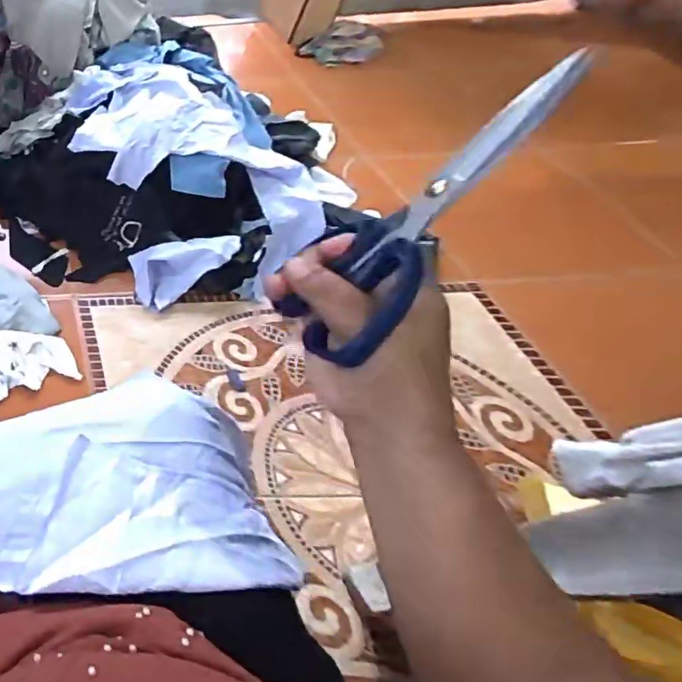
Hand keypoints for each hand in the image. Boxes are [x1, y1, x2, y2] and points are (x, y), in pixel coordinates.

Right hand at [266, 232, 449, 433]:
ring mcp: (357, 317)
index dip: (348, 245)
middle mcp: (382, 296)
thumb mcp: (364, 328)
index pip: (378, 248)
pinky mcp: (336, 337)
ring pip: (322, 286)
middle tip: (285, 275)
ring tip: (274, 290)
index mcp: (407, 288)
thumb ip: (329, 292)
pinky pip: (313, 310)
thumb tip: (293, 264)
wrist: (388, 436)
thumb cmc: (390, 379)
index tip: (320, 254)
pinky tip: (278, 301)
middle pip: (344, 265)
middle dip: (312, 265)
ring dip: (297, 283)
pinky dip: (295, 304)